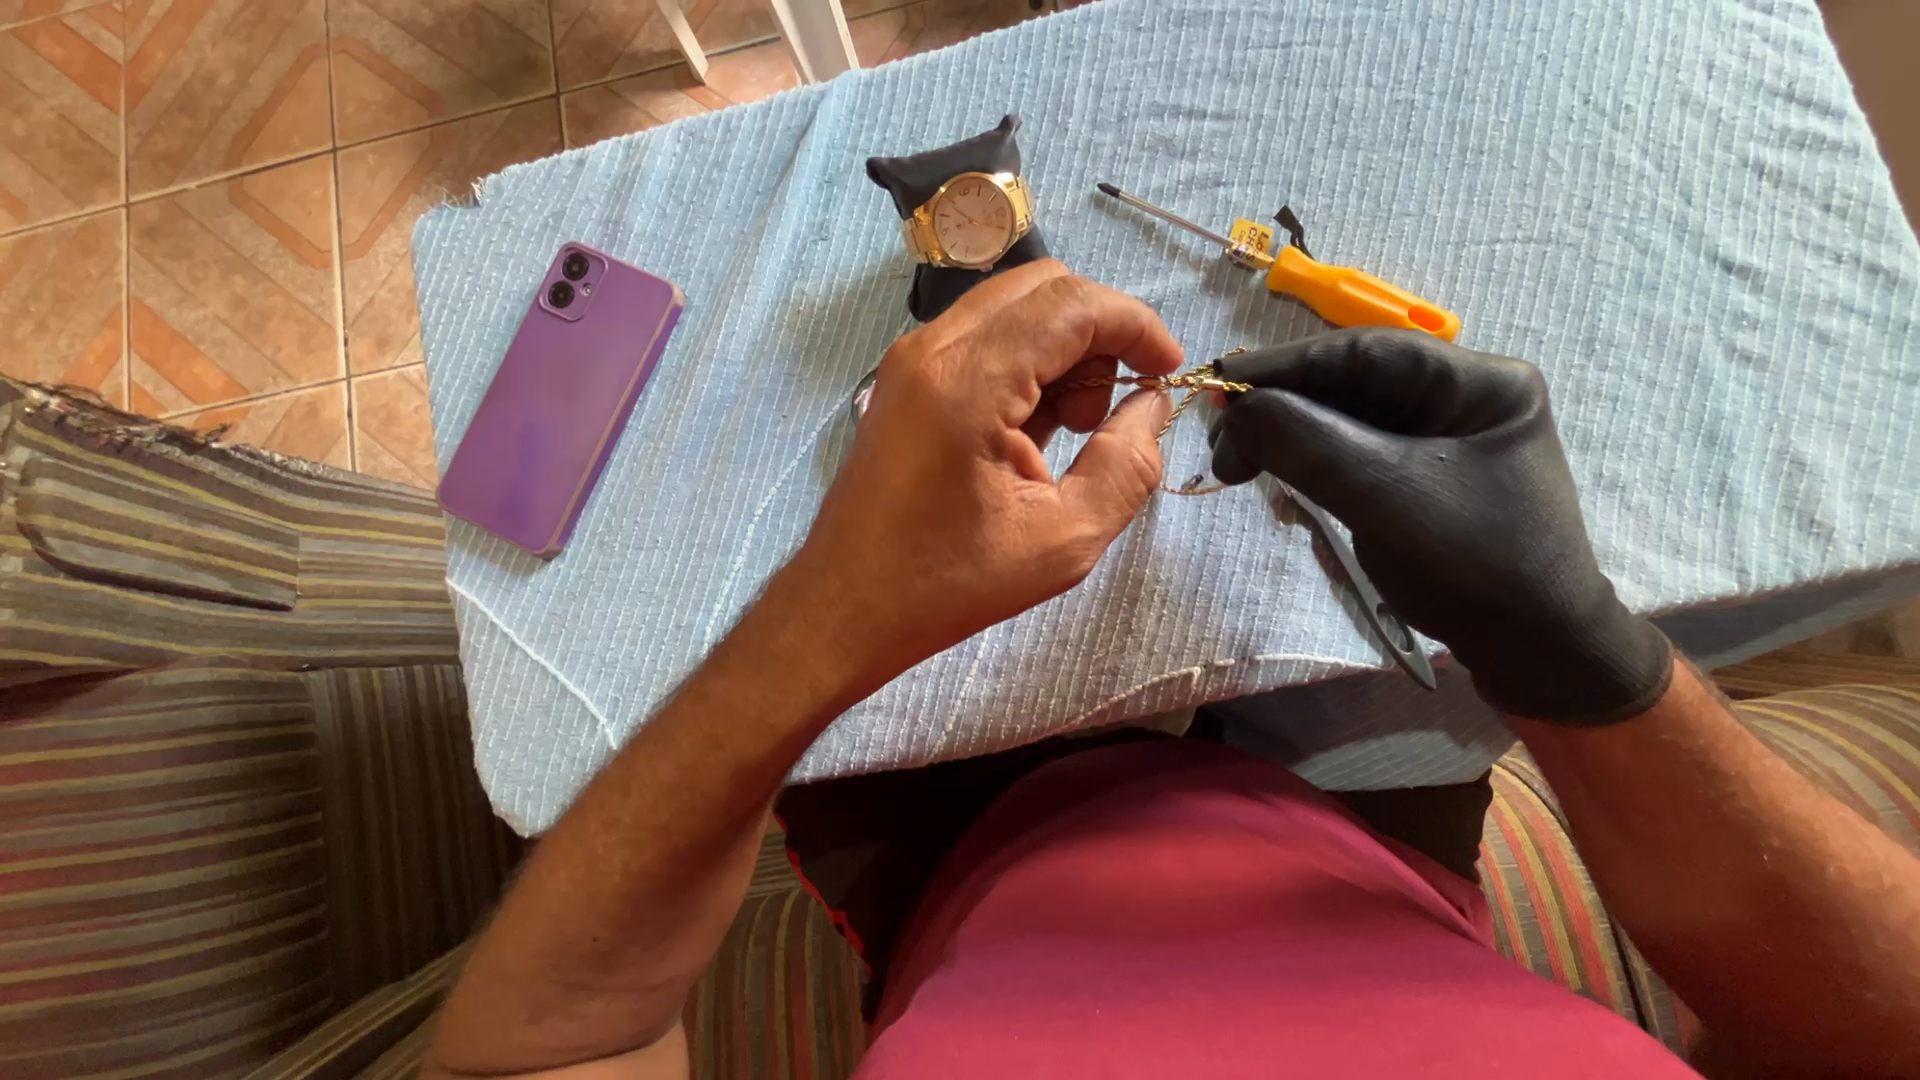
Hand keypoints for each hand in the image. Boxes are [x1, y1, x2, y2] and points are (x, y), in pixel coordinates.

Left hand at [785, 260, 1181, 692]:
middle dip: (1100, 332)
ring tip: (1074, 430)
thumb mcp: (1062, 540)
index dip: (1136, 326)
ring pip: (1013, 309)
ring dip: (1063, 349)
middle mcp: (932, 349)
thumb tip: (1152, 406)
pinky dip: (1027, 365)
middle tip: (1116, 407)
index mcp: (967, 382)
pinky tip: (1034, 431)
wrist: (848, 606)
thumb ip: (1126, 466)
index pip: (1071, 305)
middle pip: (1043, 289)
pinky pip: (983, 340)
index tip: (1170, 371)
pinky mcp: (907, 380)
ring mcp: (912, 360)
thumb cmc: (949, 583)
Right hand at [1208, 329, 1670, 724]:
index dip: (1284, 364)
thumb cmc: (1475, 567)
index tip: (1220, 383)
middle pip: (1346, 383)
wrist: (1529, 647)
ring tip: (1232, 463)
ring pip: (1336, 416)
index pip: (1364, 353)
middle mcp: (1454, 395)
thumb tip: (1234, 411)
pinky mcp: (1406, 472)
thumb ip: (1309, 443)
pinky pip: (1340, 449)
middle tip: (1220, 442)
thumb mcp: (1387, 497)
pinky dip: (1297, 458)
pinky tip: (1266, 472)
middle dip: (1276, 407)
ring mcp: (1430, 435)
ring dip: (1280, 434)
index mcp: (1477, 382)